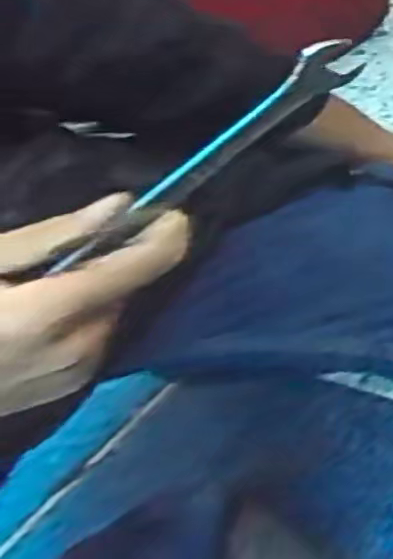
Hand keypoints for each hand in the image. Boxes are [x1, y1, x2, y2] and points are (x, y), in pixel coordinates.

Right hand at [0, 196, 190, 415]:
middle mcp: (74, 348)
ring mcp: (68, 375)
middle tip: (57, 258)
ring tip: (25, 295)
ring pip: (112, 310)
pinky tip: (22, 324)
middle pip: (131, 284)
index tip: (158, 211)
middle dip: (110, 263)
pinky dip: (72, 322)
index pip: (156, 260)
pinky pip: (90, 338)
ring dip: (90, 294)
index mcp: (49, 315)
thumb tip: (122, 204)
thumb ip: (49, 238)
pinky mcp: (58, 391)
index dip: (166, 229)